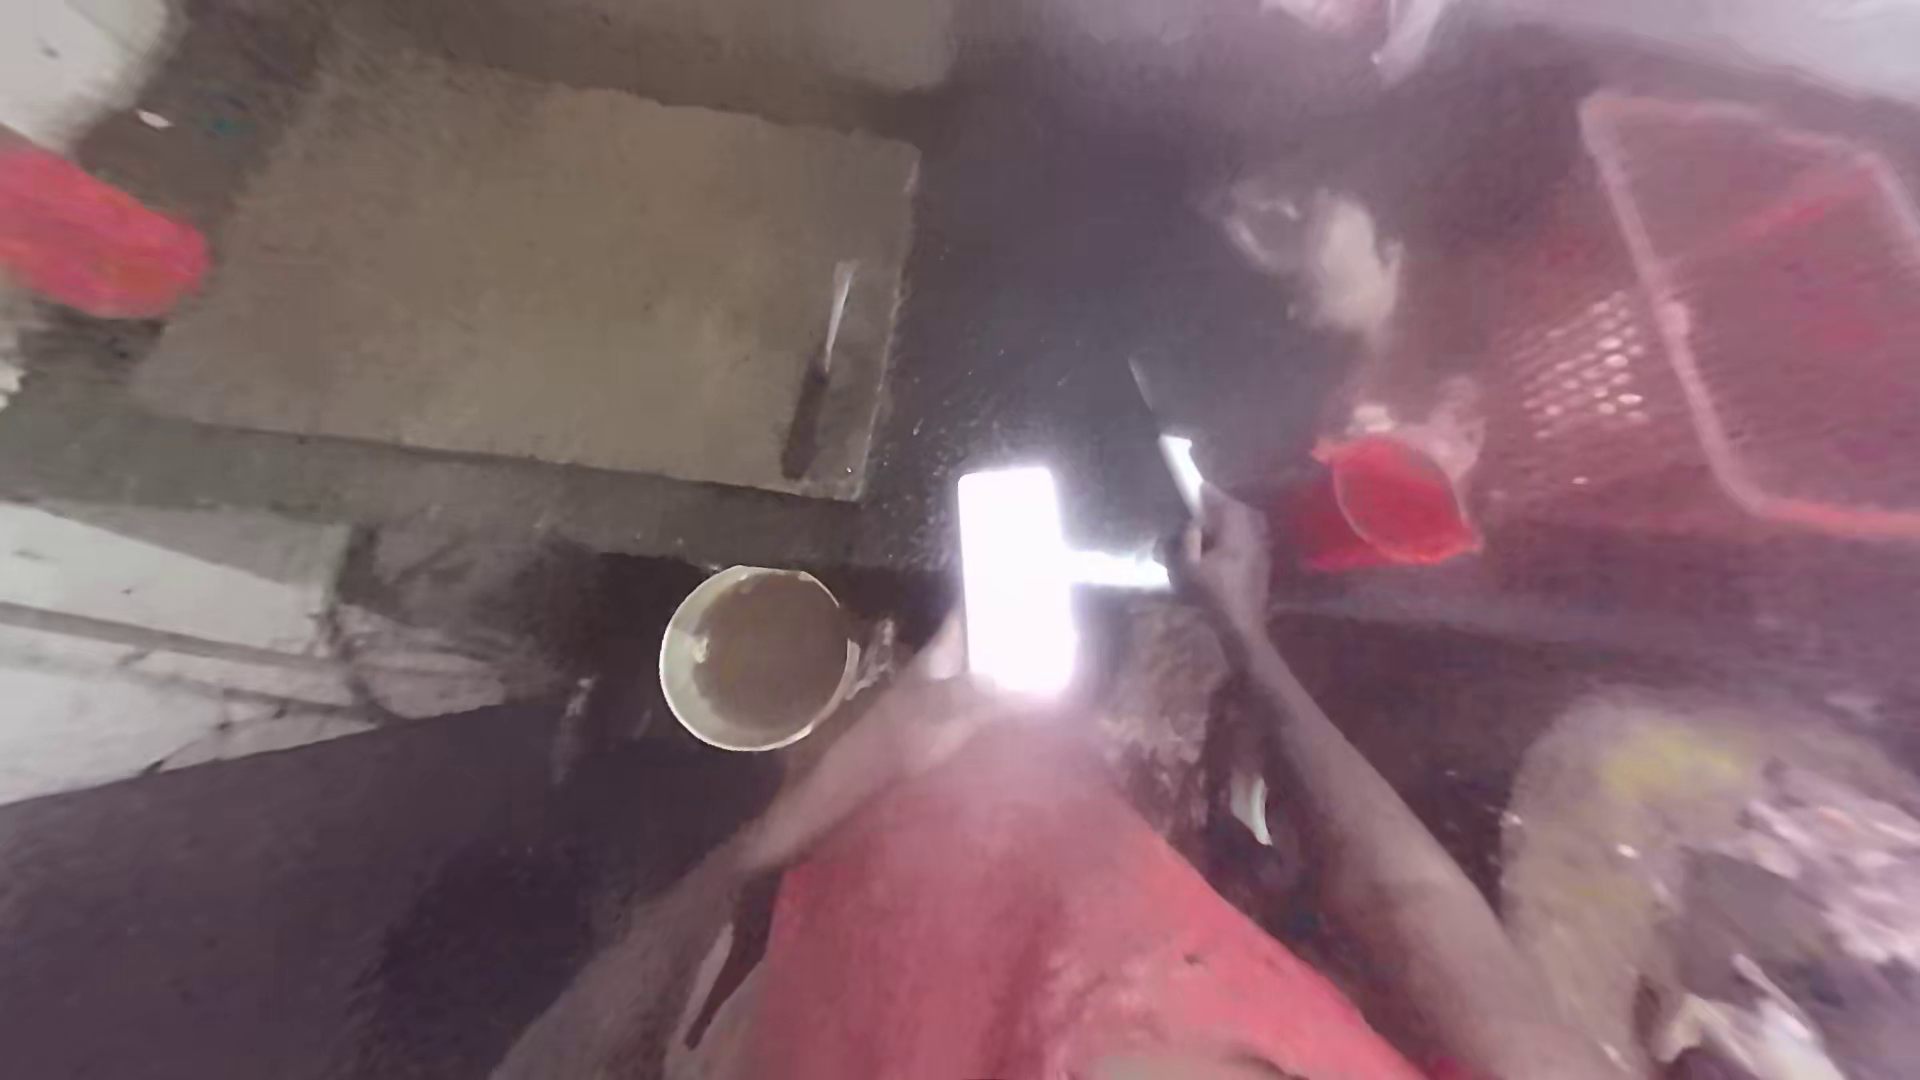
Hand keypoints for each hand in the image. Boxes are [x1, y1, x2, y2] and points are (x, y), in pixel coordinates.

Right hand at [1181, 484, 1271, 641]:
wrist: (1241, 625)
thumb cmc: (1212, 597)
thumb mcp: (1190, 569)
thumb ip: (1190, 541)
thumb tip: (1194, 522)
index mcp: (1236, 539)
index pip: (1228, 507)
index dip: (1213, 495)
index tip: (1199, 488)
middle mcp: (1254, 540)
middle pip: (1243, 511)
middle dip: (1225, 503)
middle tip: (1206, 502)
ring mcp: (1262, 551)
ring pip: (1252, 522)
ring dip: (1234, 514)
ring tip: (1216, 518)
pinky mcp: (1263, 561)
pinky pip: (1254, 534)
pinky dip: (1240, 527)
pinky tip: (1227, 538)